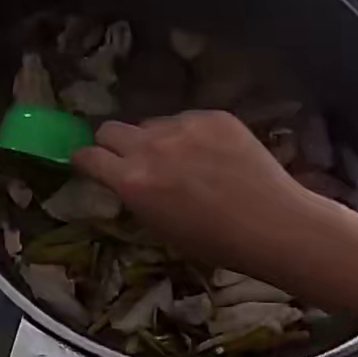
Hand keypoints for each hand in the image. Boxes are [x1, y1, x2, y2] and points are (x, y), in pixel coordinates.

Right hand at [73, 111, 338, 269]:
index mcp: (131, 180)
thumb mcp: (157, 225)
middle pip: (110, 128)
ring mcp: (182, 126)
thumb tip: (121, 175)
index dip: (83, 158)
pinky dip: (188, 134)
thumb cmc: (212, 240)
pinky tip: (211, 154)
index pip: (88, 155)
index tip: (86, 161)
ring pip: (150, 124)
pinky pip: (184, 119)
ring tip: (182, 160)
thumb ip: (132, 193)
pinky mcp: (212, 115)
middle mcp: (149, 147)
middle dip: (111, 142)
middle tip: (128, 157)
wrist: (274, 224)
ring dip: (153, 139)